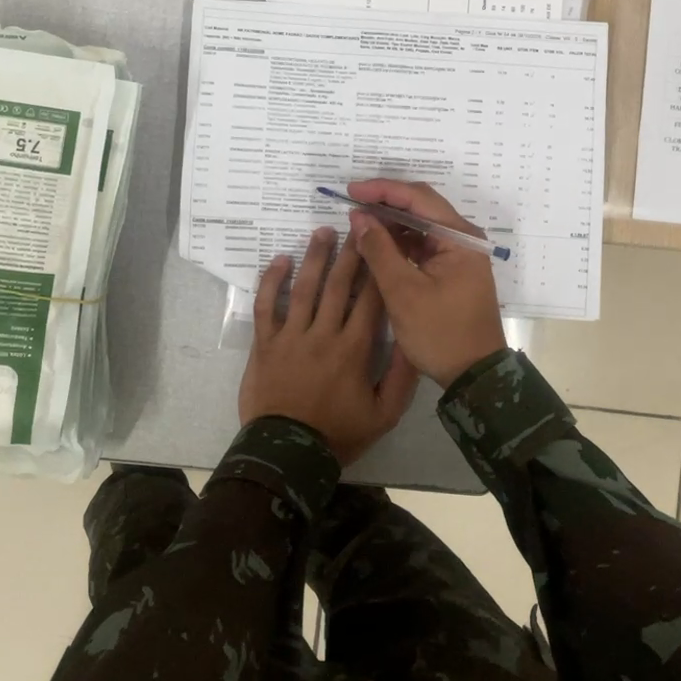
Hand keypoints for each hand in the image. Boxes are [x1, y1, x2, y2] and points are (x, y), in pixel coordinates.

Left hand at [239, 226, 420, 465]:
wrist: (287, 454)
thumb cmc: (338, 435)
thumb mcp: (384, 415)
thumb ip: (402, 378)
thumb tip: (417, 341)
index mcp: (354, 348)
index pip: (371, 299)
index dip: (379, 268)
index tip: (386, 244)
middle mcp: (323, 334)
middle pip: (338, 285)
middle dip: (349, 253)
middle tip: (356, 226)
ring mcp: (290, 336)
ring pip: (303, 287)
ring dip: (314, 256)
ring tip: (323, 231)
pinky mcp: (264, 343)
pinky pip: (266, 305)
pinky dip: (271, 280)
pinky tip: (280, 260)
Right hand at [346, 180, 507, 387]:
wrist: (474, 374)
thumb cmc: (440, 333)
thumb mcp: (403, 292)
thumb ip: (379, 250)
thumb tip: (359, 218)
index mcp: (459, 238)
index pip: (418, 198)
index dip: (382, 190)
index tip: (350, 191)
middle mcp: (463, 238)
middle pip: (421, 206)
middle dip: (384, 203)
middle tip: (350, 205)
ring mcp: (459, 254)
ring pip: (420, 225)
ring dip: (390, 222)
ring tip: (358, 224)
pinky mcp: (451, 269)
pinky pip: (422, 244)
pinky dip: (399, 241)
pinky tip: (376, 244)